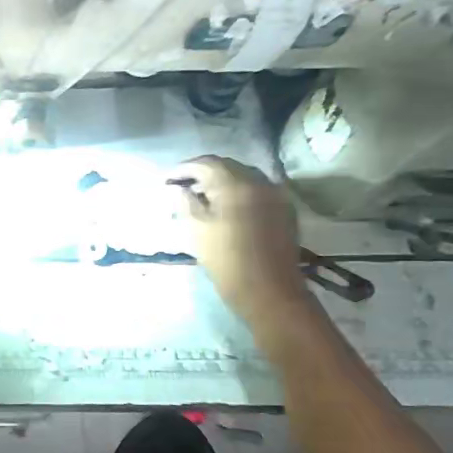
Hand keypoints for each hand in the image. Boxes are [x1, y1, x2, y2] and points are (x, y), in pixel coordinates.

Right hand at [167, 156, 307, 318]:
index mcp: (236, 184)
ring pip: (245, 177)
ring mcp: (276, 195)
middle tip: (183, 186)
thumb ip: (185, 202)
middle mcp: (260, 182)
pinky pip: (258, 190)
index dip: (184, 168)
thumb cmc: (225, 259)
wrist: (268, 289)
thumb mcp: (195, 229)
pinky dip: (239, 192)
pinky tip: (227, 208)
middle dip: (203, 173)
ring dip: (222, 181)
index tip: (167, 180)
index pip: (207, 163)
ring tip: (203, 196)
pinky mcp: (285, 210)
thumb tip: (179, 188)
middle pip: (228, 166)